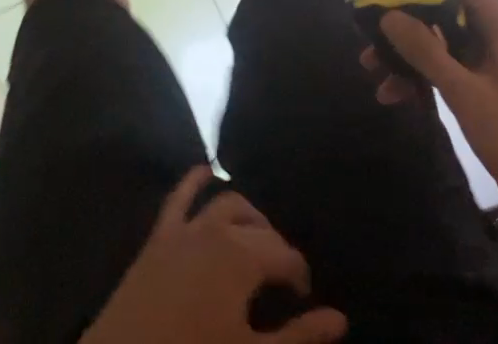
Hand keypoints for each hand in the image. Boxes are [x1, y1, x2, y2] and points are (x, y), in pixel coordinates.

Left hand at [82, 168, 348, 343]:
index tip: (303, 299)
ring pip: (225, 204)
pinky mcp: (156, 238)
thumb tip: (341, 319)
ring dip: (247, 216)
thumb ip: (298, 336)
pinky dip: (194, 181)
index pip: (286, 255)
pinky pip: (177, 198)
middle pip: (259, 228)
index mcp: (242, 257)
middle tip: (283, 278)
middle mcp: (215, 231)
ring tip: (258, 238)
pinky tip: (205, 171)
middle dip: (276, 247)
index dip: (299, 275)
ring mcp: (182, 230)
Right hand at [361, 0, 497, 234]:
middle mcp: (495, 31)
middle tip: (367, 35)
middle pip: (440, 6)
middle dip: (401, 20)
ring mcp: (488, 57)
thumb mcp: (463, 92)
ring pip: (437, 37)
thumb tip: (388, 15)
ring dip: (404, 50)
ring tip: (371, 69)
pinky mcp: (482, 81)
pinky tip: (392, 94)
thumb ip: (425, 50)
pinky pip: (443, 63)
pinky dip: (417, 73)